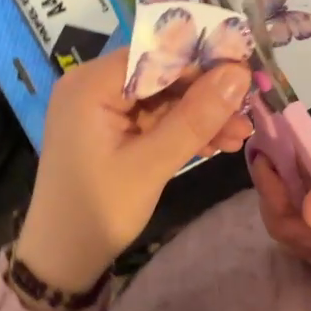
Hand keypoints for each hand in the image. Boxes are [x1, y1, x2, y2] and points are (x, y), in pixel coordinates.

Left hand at [15, 51, 253, 292]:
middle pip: (160, 73)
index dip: (202, 59)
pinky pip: (152, 116)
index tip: (246, 72)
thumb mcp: (151, 164)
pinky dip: (183, 128)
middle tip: (249, 110)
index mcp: (91, 84)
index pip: (155, 53)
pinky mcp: (109, 128)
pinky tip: (218, 143)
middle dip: (206, 92)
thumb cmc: (98, 209)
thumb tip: (238, 74)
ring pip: (162, 96)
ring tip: (241, 135)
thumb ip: (195, 117)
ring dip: (201, 114)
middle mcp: (92, 84)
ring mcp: (100, 107)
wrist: (62, 257)